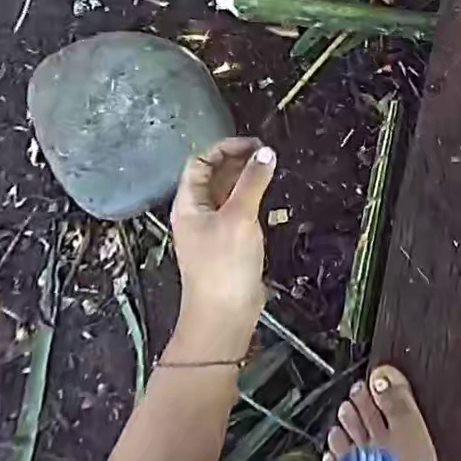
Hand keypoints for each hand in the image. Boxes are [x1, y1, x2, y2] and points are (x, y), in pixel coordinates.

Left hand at [167, 137, 276, 361]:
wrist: (224, 316)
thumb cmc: (224, 264)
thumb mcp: (240, 217)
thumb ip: (253, 181)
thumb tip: (266, 152)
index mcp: (189, 204)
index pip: (200, 162)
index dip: (224, 148)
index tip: (254, 144)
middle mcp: (198, 212)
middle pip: (214, 175)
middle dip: (238, 159)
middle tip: (267, 153)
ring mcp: (213, 227)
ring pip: (228, 190)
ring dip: (246, 176)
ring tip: (271, 167)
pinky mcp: (229, 240)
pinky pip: (238, 207)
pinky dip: (252, 194)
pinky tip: (268, 193)